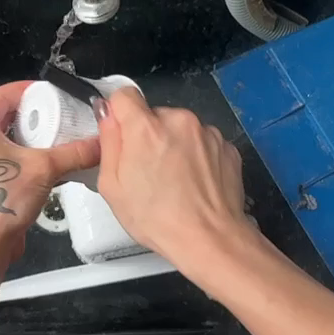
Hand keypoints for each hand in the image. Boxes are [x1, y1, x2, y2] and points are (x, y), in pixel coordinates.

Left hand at [0, 81, 99, 255]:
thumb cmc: (5, 198)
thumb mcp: (45, 169)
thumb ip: (75, 153)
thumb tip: (102, 143)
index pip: (0, 95)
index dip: (24, 89)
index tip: (48, 90)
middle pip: (2, 117)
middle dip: (30, 113)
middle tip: (57, 112)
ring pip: (4, 140)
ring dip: (29, 137)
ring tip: (56, 136)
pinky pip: (5, 161)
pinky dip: (25, 157)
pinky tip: (48, 164)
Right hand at [95, 87, 250, 266]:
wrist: (210, 239)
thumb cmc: (158, 219)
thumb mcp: (112, 186)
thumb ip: (108, 142)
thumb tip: (107, 116)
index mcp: (145, 128)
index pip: (124, 95)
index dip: (119, 114)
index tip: (120, 134)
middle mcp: (178, 121)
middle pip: (154, 115)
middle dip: (148, 136)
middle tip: (146, 171)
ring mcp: (206, 132)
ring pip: (180, 129)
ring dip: (174, 146)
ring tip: (173, 181)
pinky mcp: (226, 146)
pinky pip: (202, 142)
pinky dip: (196, 157)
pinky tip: (192, 183)